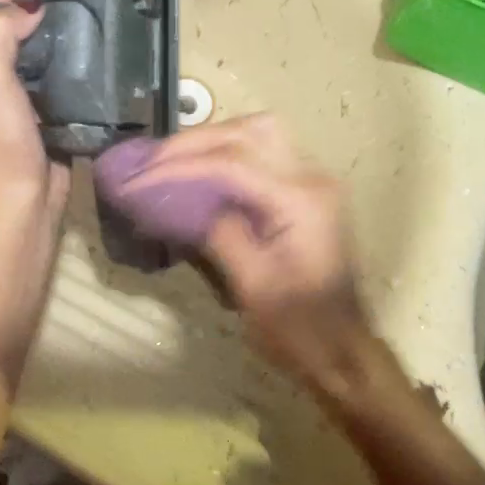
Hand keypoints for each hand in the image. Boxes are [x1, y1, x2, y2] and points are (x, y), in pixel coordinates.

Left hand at [0, 0, 70, 231]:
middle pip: (13, 17)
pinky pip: (56, 65)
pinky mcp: (45, 108)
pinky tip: (91, 35)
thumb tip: (27, 8)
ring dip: (54, 12)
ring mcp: (19, 91)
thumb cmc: (3, 145)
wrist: (23, 205)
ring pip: (36, 40)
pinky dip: (71, 45)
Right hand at [124, 114, 371, 389]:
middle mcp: (311, 178)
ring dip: (214, 138)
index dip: (182, 165)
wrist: (344, 353)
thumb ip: (220, 232)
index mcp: (301, 201)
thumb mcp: (252, 286)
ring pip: (259, 132)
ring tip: (173, 157)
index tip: (141, 177)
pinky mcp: (306, 190)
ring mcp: (313, 180)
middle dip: (196, 141)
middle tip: (153, 159)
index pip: (233, 162)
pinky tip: (202, 165)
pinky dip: (229, 150)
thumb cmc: (299, 329)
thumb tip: (185, 199)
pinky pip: (265, 150)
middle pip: (248, 132)